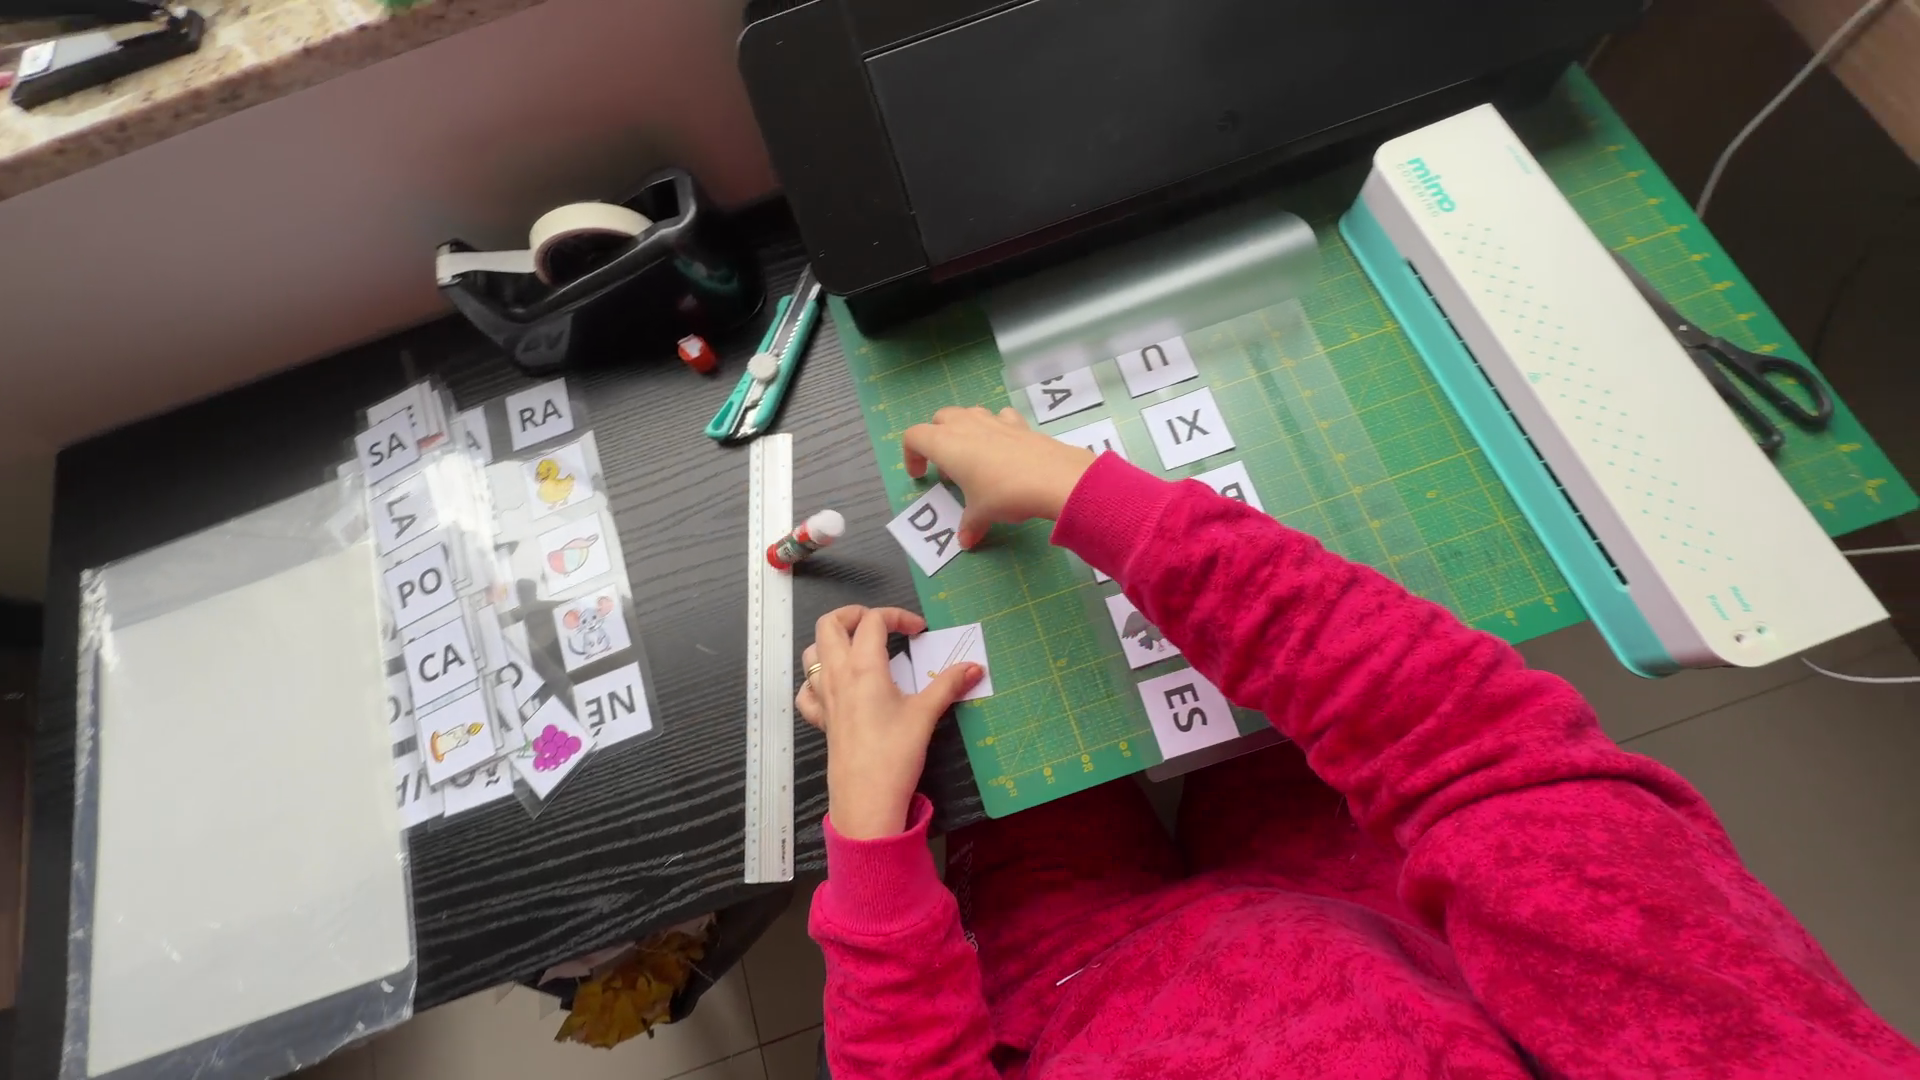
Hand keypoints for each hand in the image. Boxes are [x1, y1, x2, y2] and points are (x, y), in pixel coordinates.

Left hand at [797, 605, 983, 839]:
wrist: (867, 800)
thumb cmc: (896, 753)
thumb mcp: (926, 713)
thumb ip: (949, 684)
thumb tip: (975, 666)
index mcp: (863, 666)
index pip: (873, 620)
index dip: (898, 616)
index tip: (919, 631)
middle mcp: (837, 674)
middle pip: (830, 623)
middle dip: (854, 614)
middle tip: (881, 626)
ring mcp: (823, 696)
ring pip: (812, 651)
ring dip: (833, 641)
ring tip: (859, 648)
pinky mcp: (820, 718)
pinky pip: (805, 690)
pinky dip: (816, 680)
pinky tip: (836, 686)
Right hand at [902, 406, 1095, 548]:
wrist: (1052, 478)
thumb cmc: (1003, 493)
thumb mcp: (981, 514)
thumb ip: (969, 525)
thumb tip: (965, 542)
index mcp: (945, 444)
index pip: (913, 436)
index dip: (910, 455)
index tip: (920, 476)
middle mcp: (965, 425)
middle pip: (940, 419)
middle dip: (937, 439)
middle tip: (948, 468)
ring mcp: (993, 420)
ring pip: (968, 413)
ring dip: (964, 431)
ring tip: (974, 458)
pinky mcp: (1018, 423)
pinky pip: (999, 417)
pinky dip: (995, 428)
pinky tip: (1004, 448)